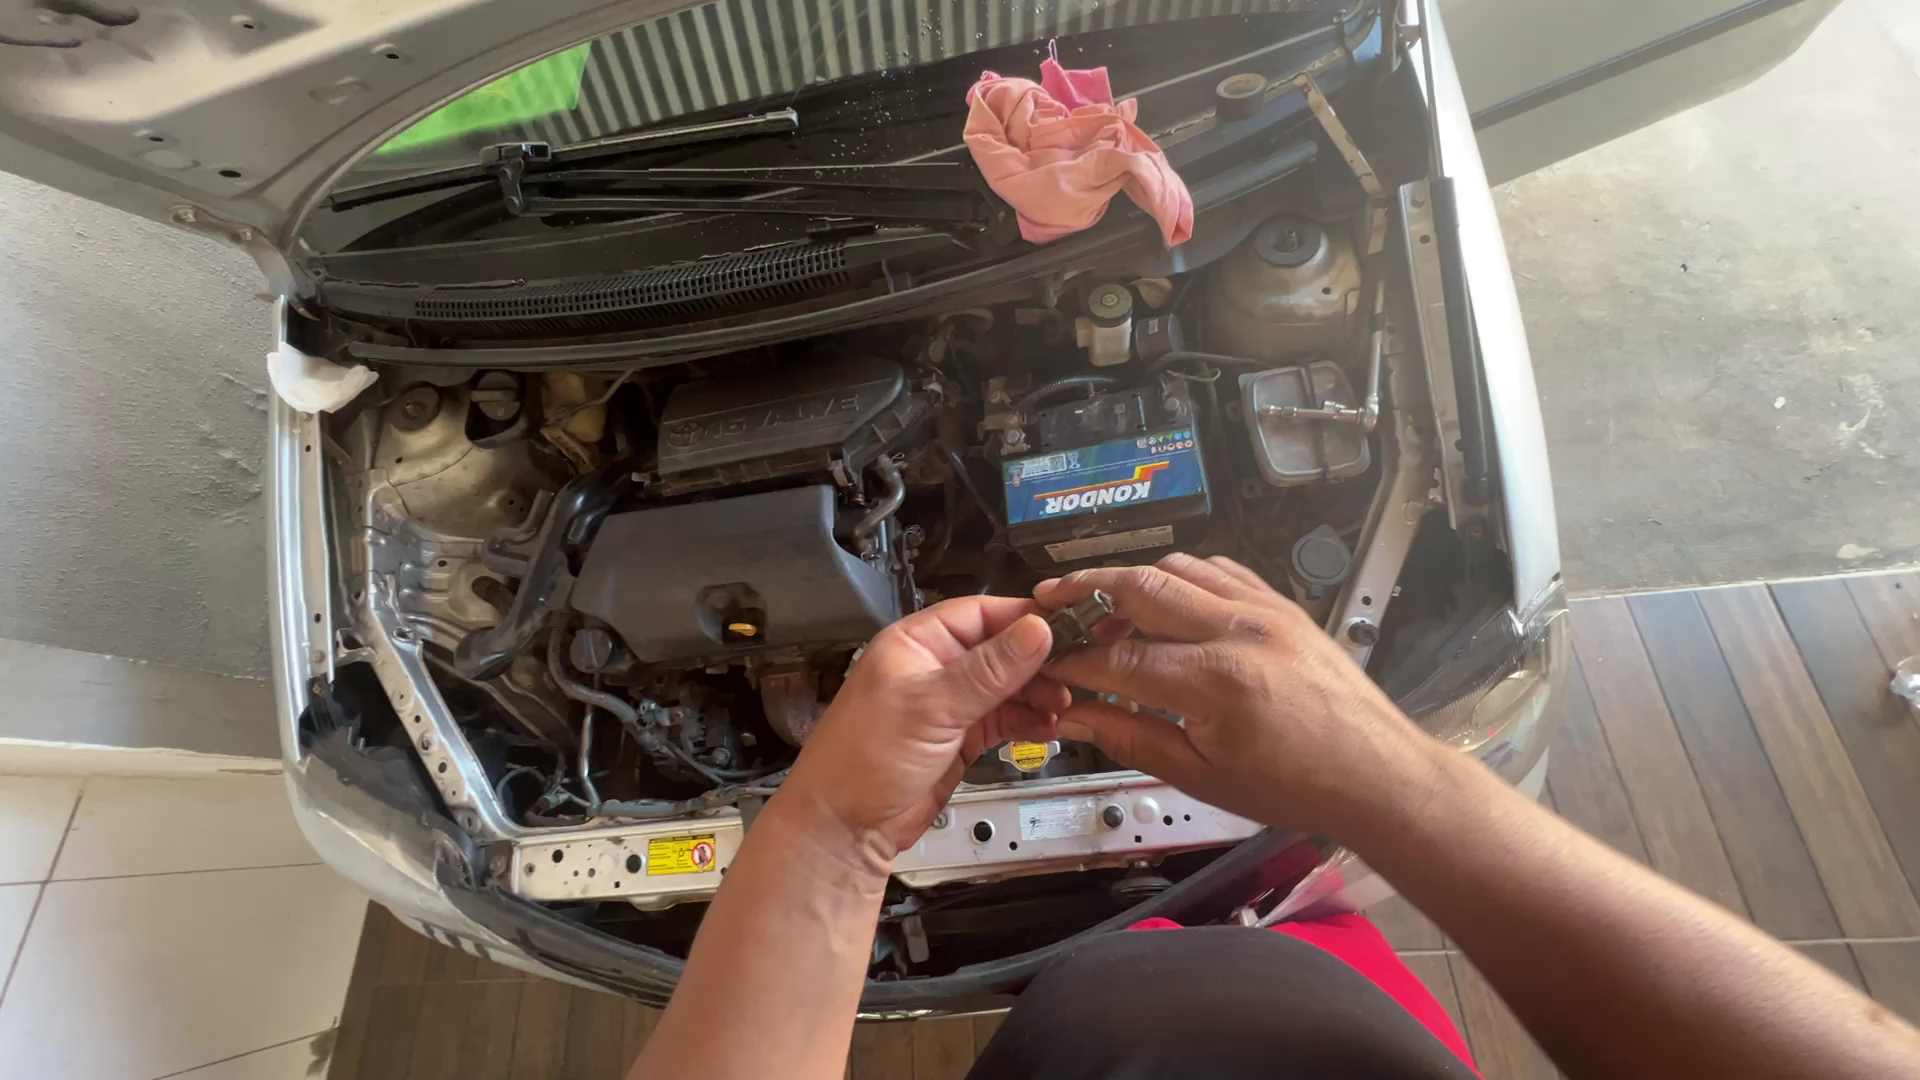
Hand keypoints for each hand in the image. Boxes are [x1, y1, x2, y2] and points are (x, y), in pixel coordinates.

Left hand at [774, 596, 1071, 875]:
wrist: (844, 829)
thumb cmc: (864, 758)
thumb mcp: (932, 706)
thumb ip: (988, 670)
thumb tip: (1035, 630)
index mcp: (917, 643)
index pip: (980, 613)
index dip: (1022, 618)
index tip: (1064, 626)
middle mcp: (935, 667)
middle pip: (998, 650)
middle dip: (1035, 660)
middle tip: (1072, 671)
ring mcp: (948, 703)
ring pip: (1004, 686)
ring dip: (1035, 693)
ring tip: (1063, 703)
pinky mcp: (959, 736)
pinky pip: (1001, 718)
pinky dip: (1026, 721)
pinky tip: (1047, 726)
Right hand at [1035, 552, 1439, 836]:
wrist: (1379, 776)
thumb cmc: (1293, 788)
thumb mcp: (1200, 775)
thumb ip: (1129, 737)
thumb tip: (1073, 715)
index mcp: (1216, 682)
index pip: (1119, 658)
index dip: (1074, 661)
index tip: (1047, 665)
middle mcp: (1237, 630)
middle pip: (1140, 588)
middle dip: (1085, 589)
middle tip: (1051, 599)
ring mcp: (1263, 609)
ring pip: (1177, 568)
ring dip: (1131, 581)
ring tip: (1106, 609)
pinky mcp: (1280, 603)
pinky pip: (1218, 569)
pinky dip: (1180, 577)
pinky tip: (1166, 603)